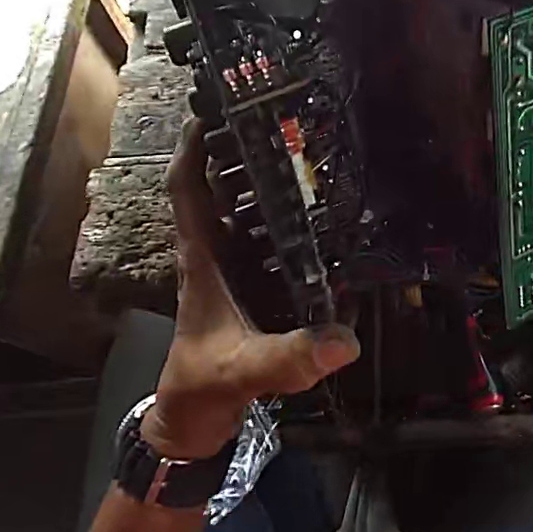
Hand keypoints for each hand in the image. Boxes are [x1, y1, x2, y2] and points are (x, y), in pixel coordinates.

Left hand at [144, 119, 359, 459]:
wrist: (192, 420)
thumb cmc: (204, 386)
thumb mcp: (247, 369)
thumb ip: (291, 356)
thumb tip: (345, 340)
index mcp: (202, 259)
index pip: (188, 190)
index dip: (195, 148)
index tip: (215, 112)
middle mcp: (213, 256)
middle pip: (217, 190)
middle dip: (237, 153)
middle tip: (277, 124)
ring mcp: (228, 272)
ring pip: (239, 214)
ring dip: (259, 185)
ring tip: (301, 158)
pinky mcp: (245, 289)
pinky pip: (260, 243)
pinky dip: (279, 225)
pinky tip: (313, 222)